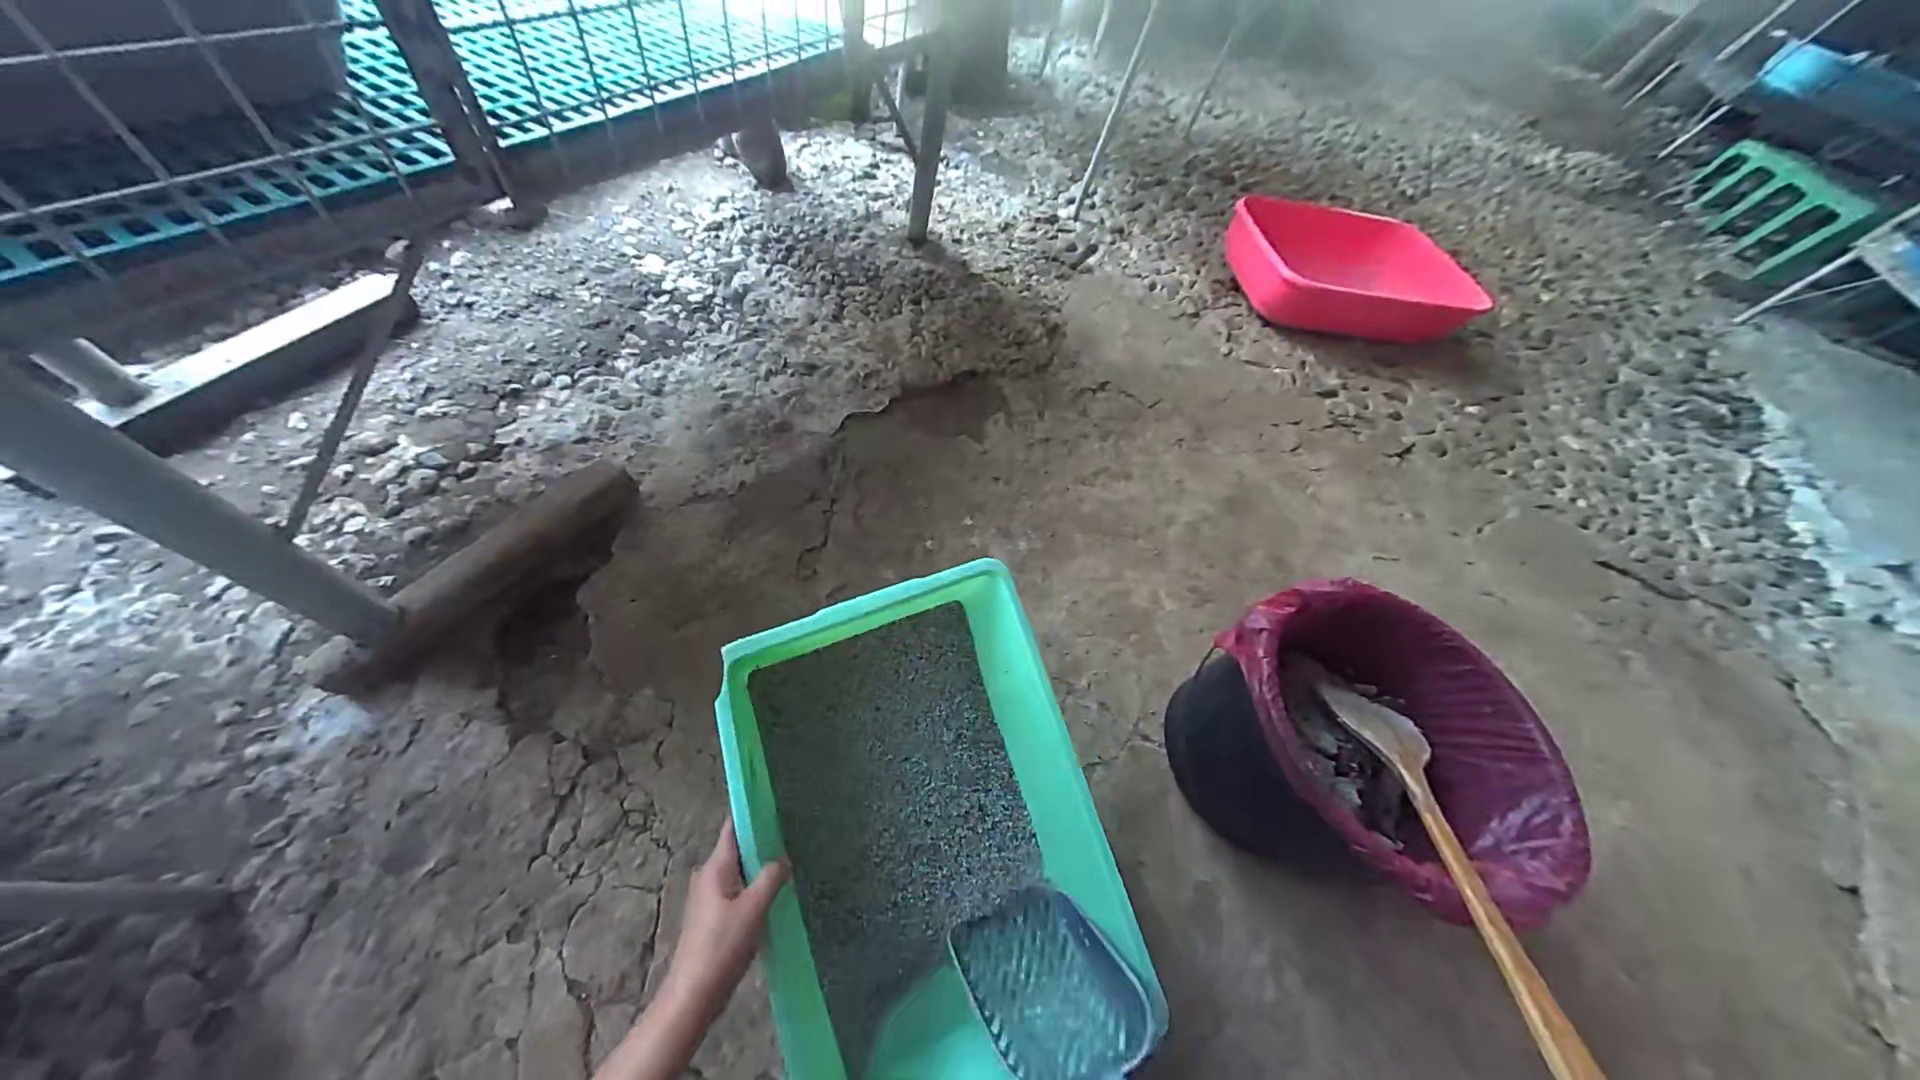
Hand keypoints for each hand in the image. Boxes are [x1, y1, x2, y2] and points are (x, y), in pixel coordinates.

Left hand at [660, 818, 790, 1023]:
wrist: (693, 996)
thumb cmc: (722, 946)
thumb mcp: (754, 908)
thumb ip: (771, 877)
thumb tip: (782, 859)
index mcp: (715, 867)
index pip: (733, 828)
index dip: (751, 813)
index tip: (775, 802)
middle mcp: (709, 877)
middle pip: (738, 849)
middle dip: (762, 841)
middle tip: (792, 834)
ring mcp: (710, 899)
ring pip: (740, 872)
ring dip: (760, 867)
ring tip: (788, 863)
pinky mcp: (714, 919)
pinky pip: (738, 891)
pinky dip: (755, 888)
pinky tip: (774, 897)